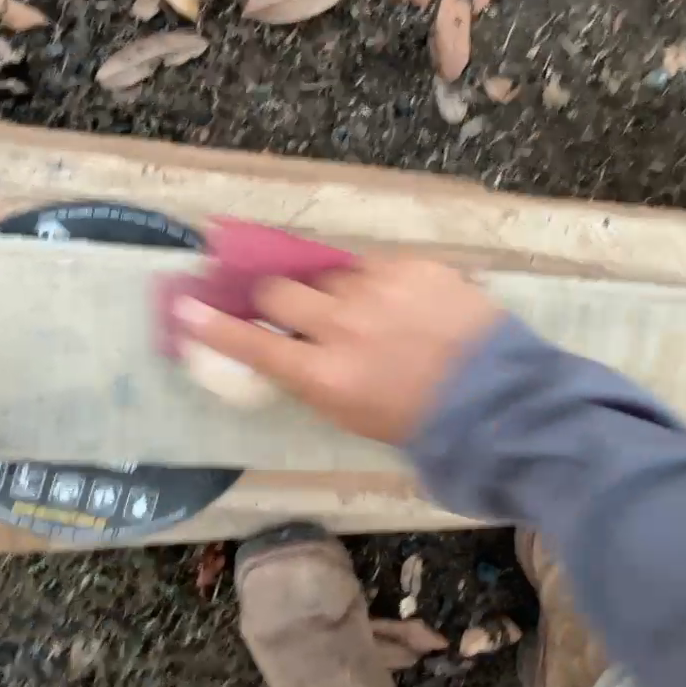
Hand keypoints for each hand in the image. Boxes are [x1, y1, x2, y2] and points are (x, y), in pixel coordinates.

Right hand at [176, 258, 501, 443]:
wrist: (500, 399)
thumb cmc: (420, 421)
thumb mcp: (352, 414)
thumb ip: (310, 376)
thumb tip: (283, 344)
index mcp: (325, 374)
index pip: (252, 344)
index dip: (214, 326)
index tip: (185, 307)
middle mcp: (342, 325)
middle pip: (278, 289)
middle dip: (277, 297)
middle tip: (294, 306)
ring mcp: (379, 288)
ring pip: (329, 274)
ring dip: (335, 291)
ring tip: (370, 312)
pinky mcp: (412, 265)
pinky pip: (373, 265)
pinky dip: (376, 283)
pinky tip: (402, 303)